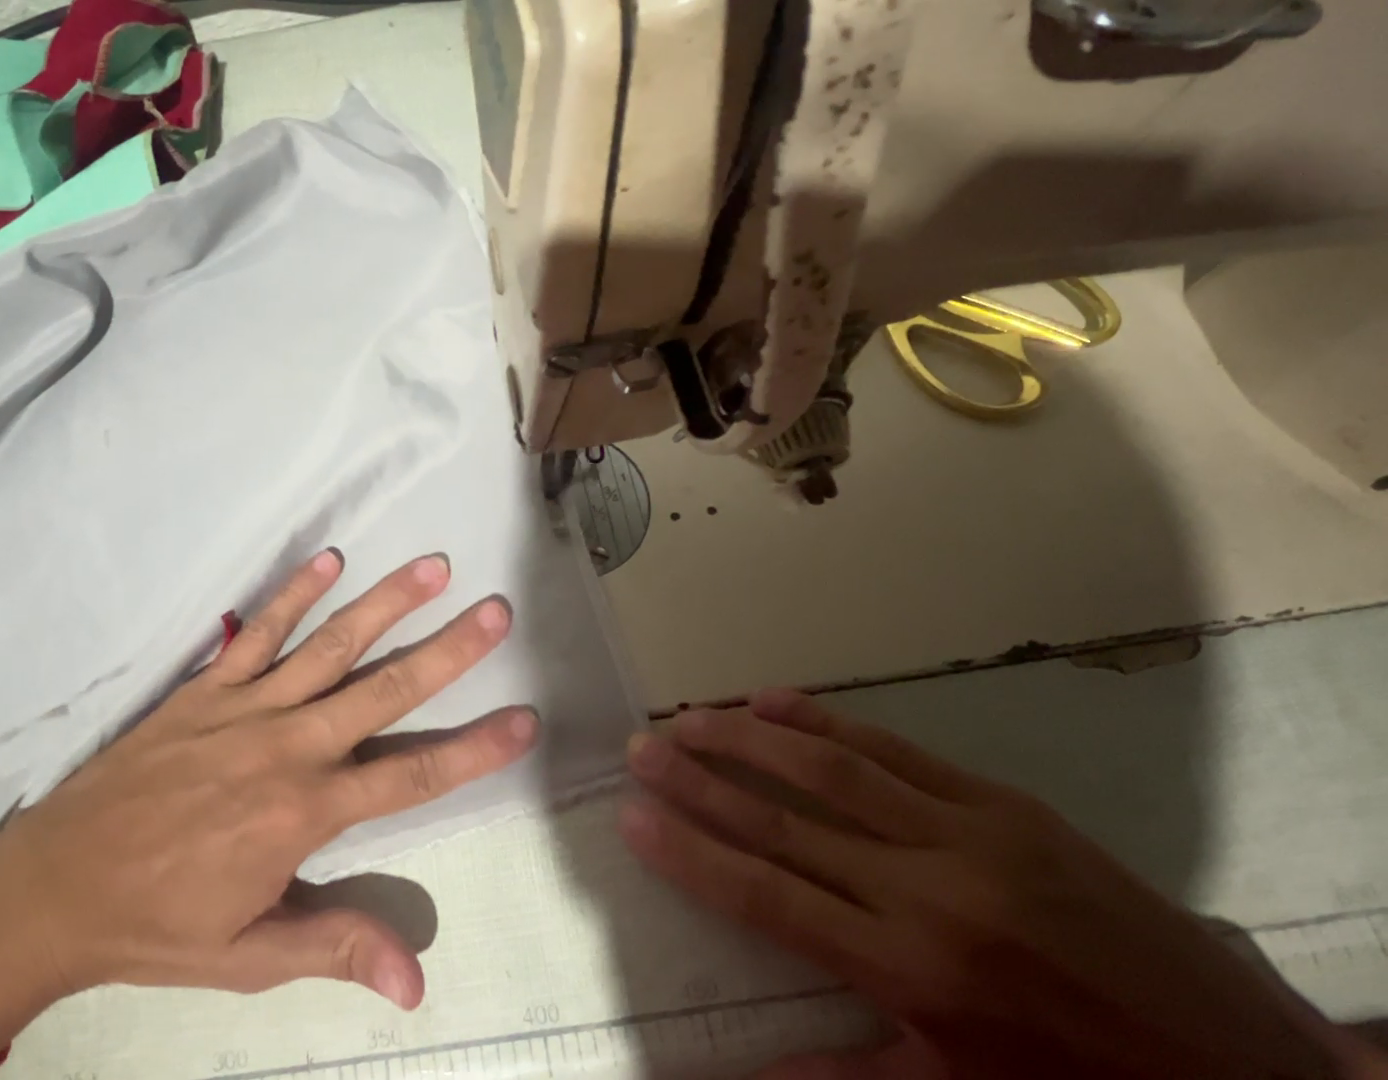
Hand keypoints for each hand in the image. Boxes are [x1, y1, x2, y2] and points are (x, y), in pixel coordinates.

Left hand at [0, 551, 536, 1024]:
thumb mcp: (250, 955)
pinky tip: (329, 560)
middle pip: (383, 691)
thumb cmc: (159, 925)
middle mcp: (285, 748)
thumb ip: (335, 947)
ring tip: (432, 566)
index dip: (472, 750)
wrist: (54, 885)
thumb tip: (417, 983)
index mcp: (304, 814)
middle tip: (496, 610)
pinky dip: (292, 594)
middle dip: (447, 651)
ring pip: (329, 647)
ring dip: (385, 605)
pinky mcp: (204, 689)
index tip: (524, 719)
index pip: (409, 776)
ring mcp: (244, 709)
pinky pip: (256, 632)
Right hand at [620, 689, 1384, 1079]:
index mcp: (908, 968)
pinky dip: (828, 721)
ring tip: (691, 716)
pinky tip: (779, 701)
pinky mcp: (1006, 804)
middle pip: (788, 820)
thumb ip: (831, 1076)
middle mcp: (928, 890)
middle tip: (643, 746)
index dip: (692, 852)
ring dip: (752, 737)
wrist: (1236, 1062)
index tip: (632, 814)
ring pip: (835, 769)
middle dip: (703, 780)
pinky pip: (898, 749)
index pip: (768, 896)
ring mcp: (970, 834)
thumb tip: (720, 1076)